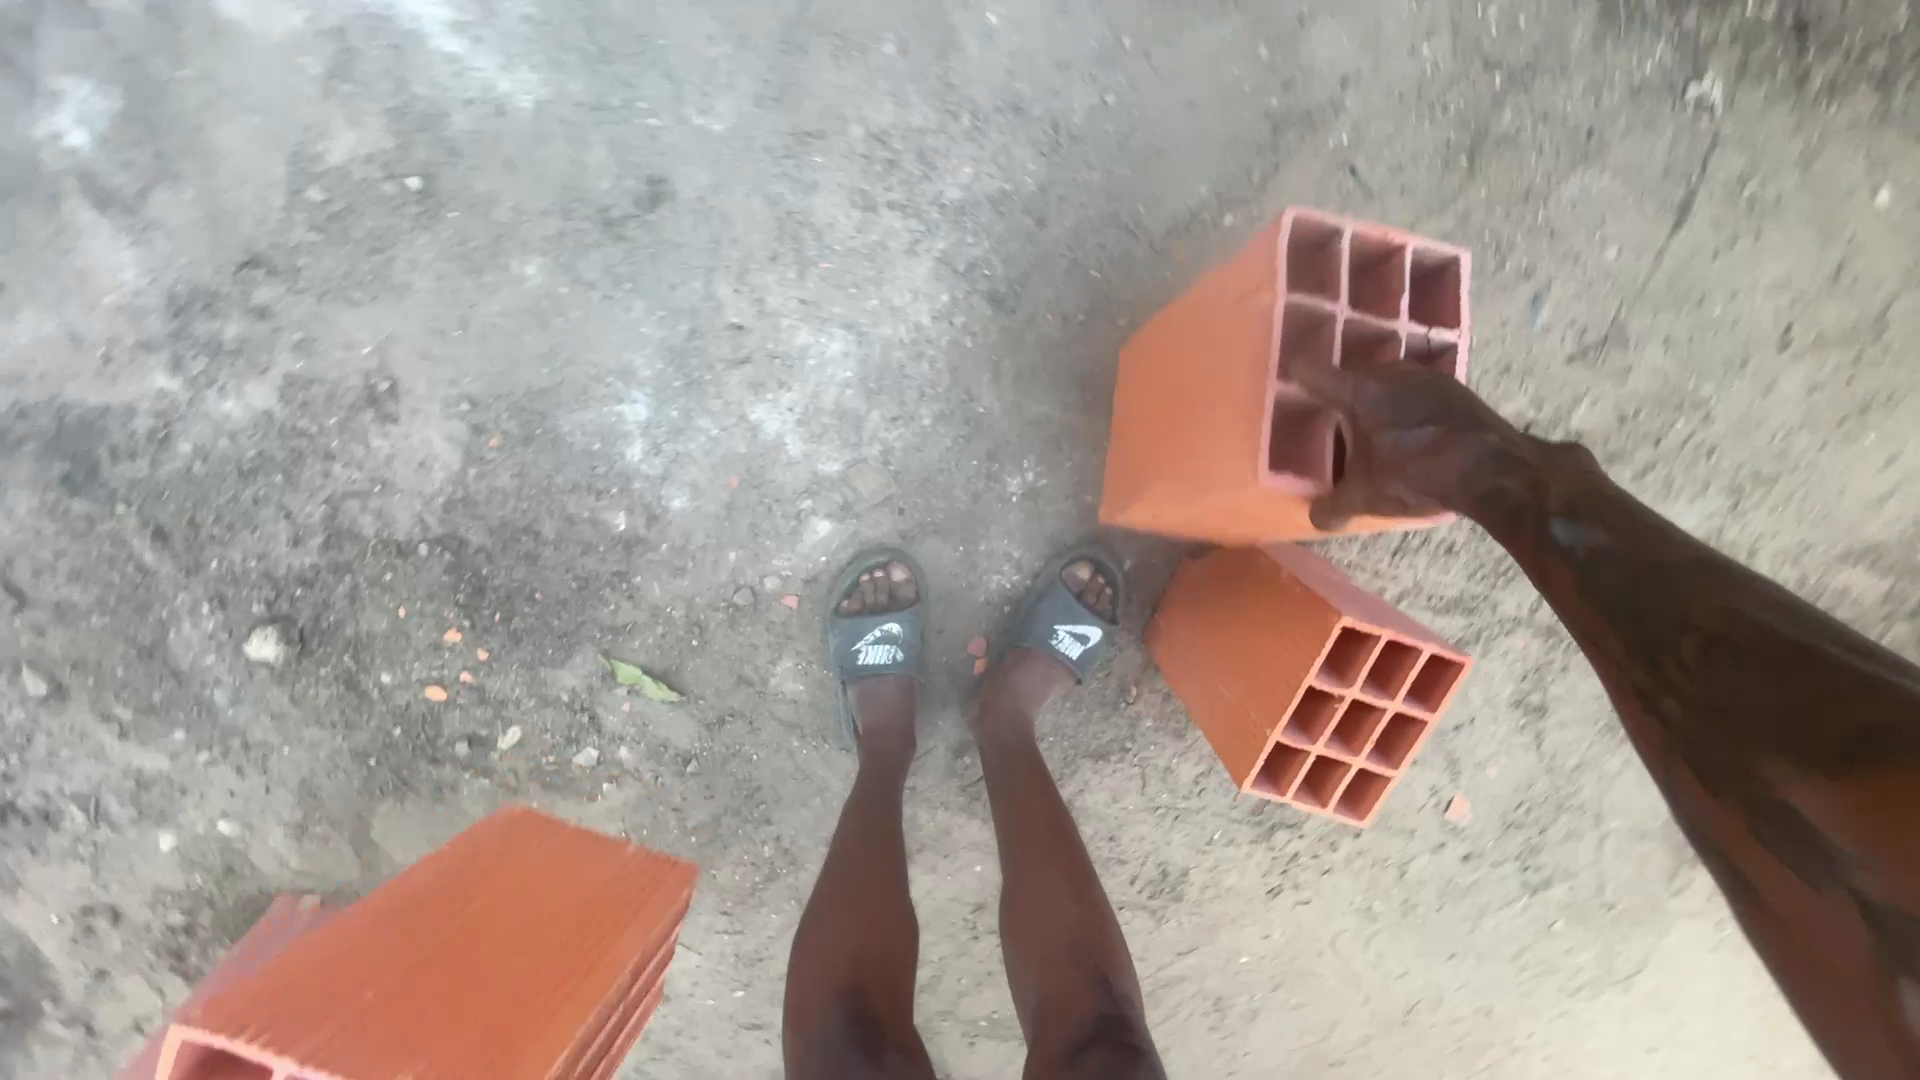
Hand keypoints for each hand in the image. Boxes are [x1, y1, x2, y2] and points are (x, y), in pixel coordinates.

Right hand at [1286, 354, 1536, 530]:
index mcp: (1359, 391)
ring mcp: (1428, 377)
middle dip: (1340, 397)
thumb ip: (1332, 506)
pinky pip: (1417, 394)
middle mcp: (1391, 373)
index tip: (1285, 379)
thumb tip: (1316, 517)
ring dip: (1377, 402)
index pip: (1313, 373)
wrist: (1497, 470)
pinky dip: (1407, 410)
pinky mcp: (1457, 389)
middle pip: (1352, 377)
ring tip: (1371, 430)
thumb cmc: (1416, 473)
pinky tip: (1411, 436)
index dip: (1295, 376)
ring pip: (1388, 383)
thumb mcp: (1364, 497)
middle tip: (1330, 421)